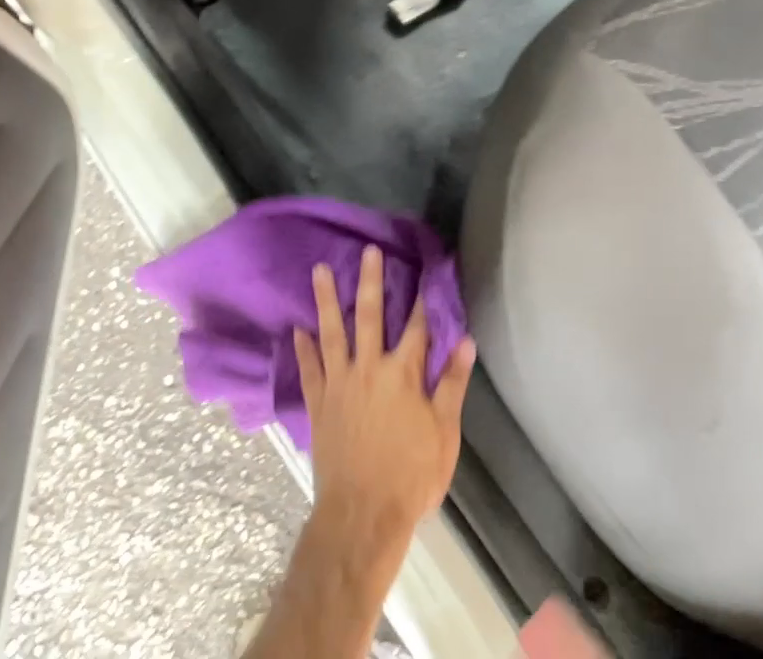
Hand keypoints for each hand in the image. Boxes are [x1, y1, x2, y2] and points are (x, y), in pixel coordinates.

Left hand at [293, 245, 476, 540]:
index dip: (422, 299)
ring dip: (326, 300)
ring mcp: (339, 384)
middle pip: (370, 317)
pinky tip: (297, 328)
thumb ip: (452, 383)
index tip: (423, 270)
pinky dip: (303, 348)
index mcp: (403, 375)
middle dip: (372, 282)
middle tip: (369, 251)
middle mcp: (368, 369)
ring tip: (320, 270)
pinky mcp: (318, 403)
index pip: (416, 328)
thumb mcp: (445, 432)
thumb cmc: (412, 474)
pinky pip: (309, 368)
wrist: (363, 511)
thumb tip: (465, 341)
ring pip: (331, 333)